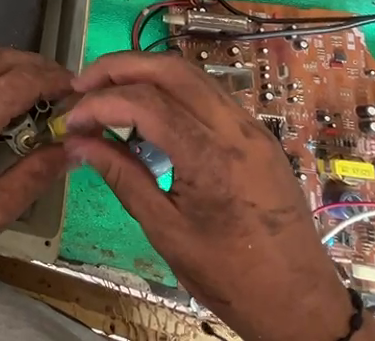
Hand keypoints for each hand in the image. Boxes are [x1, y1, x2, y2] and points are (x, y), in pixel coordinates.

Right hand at [62, 51, 366, 340]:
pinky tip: (147, 107)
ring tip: (108, 89)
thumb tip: (77, 142)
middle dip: (119, 66)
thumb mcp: (166, 232)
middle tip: (83, 84)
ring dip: (144, 71)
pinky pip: (208, 92)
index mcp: (211, 159)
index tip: (71, 119)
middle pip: (169, 69)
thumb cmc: (230, 278)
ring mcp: (251, 127)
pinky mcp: (257, 133)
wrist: (303, 307)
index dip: (100, 102)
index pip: (145, 103)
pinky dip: (170, 87)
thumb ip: (121, 176)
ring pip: (191, 73)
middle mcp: (235, 130)